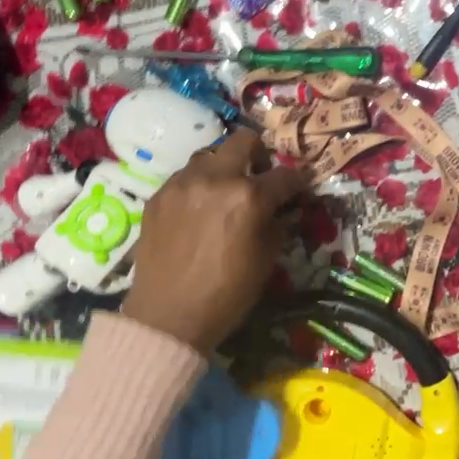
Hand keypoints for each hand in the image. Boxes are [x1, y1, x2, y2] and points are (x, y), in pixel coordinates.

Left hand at [121, 130, 308, 351]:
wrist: (167, 317)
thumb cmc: (227, 294)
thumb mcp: (267, 260)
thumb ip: (277, 224)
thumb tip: (281, 210)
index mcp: (248, 196)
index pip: (285, 176)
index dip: (298, 182)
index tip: (300, 187)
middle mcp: (214, 178)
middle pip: (244, 141)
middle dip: (260, 154)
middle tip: (260, 177)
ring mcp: (181, 184)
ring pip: (210, 155)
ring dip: (225, 168)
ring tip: (225, 192)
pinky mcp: (158, 196)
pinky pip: (185, 177)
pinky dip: (199, 186)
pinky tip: (199, 210)